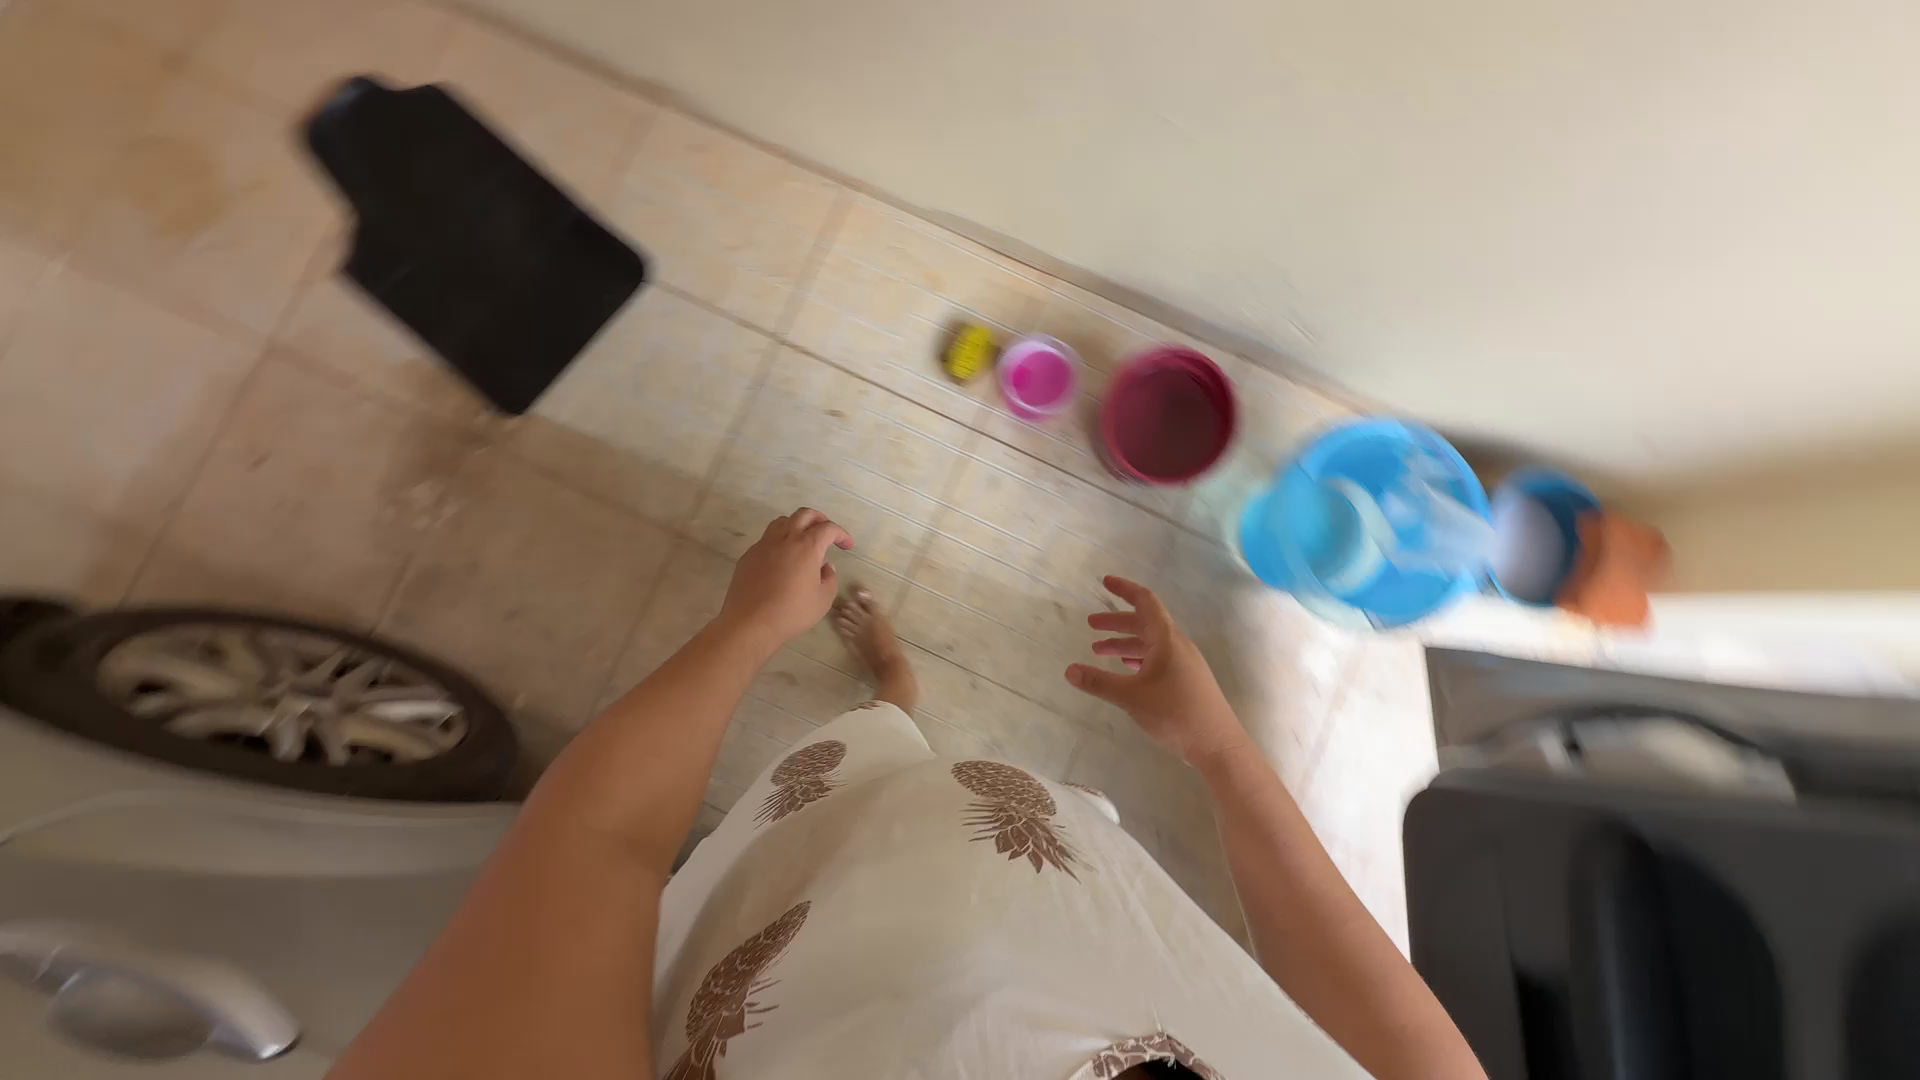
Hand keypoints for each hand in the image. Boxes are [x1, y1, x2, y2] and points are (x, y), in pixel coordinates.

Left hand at [715, 508, 853, 656]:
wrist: (750, 622)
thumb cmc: (792, 612)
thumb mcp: (822, 600)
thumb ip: (829, 579)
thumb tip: (825, 567)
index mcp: (808, 546)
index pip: (828, 528)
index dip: (841, 534)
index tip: (847, 545)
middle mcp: (785, 538)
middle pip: (805, 514)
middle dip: (820, 520)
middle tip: (827, 533)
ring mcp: (764, 545)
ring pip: (783, 521)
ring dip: (798, 525)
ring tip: (803, 540)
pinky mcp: (749, 555)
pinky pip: (767, 538)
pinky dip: (780, 541)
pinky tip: (782, 559)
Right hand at [1065, 576, 1248, 765]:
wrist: (1218, 745)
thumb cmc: (1176, 713)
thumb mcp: (1132, 697)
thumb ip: (1099, 683)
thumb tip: (1069, 671)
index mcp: (1167, 639)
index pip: (1145, 602)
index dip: (1125, 590)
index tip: (1105, 582)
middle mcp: (1177, 645)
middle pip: (1144, 622)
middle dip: (1116, 621)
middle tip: (1090, 624)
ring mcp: (1184, 663)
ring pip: (1150, 642)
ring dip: (1125, 642)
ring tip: (1099, 651)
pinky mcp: (1186, 680)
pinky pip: (1158, 657)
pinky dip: (1138, 657)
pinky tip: (1125, 669)